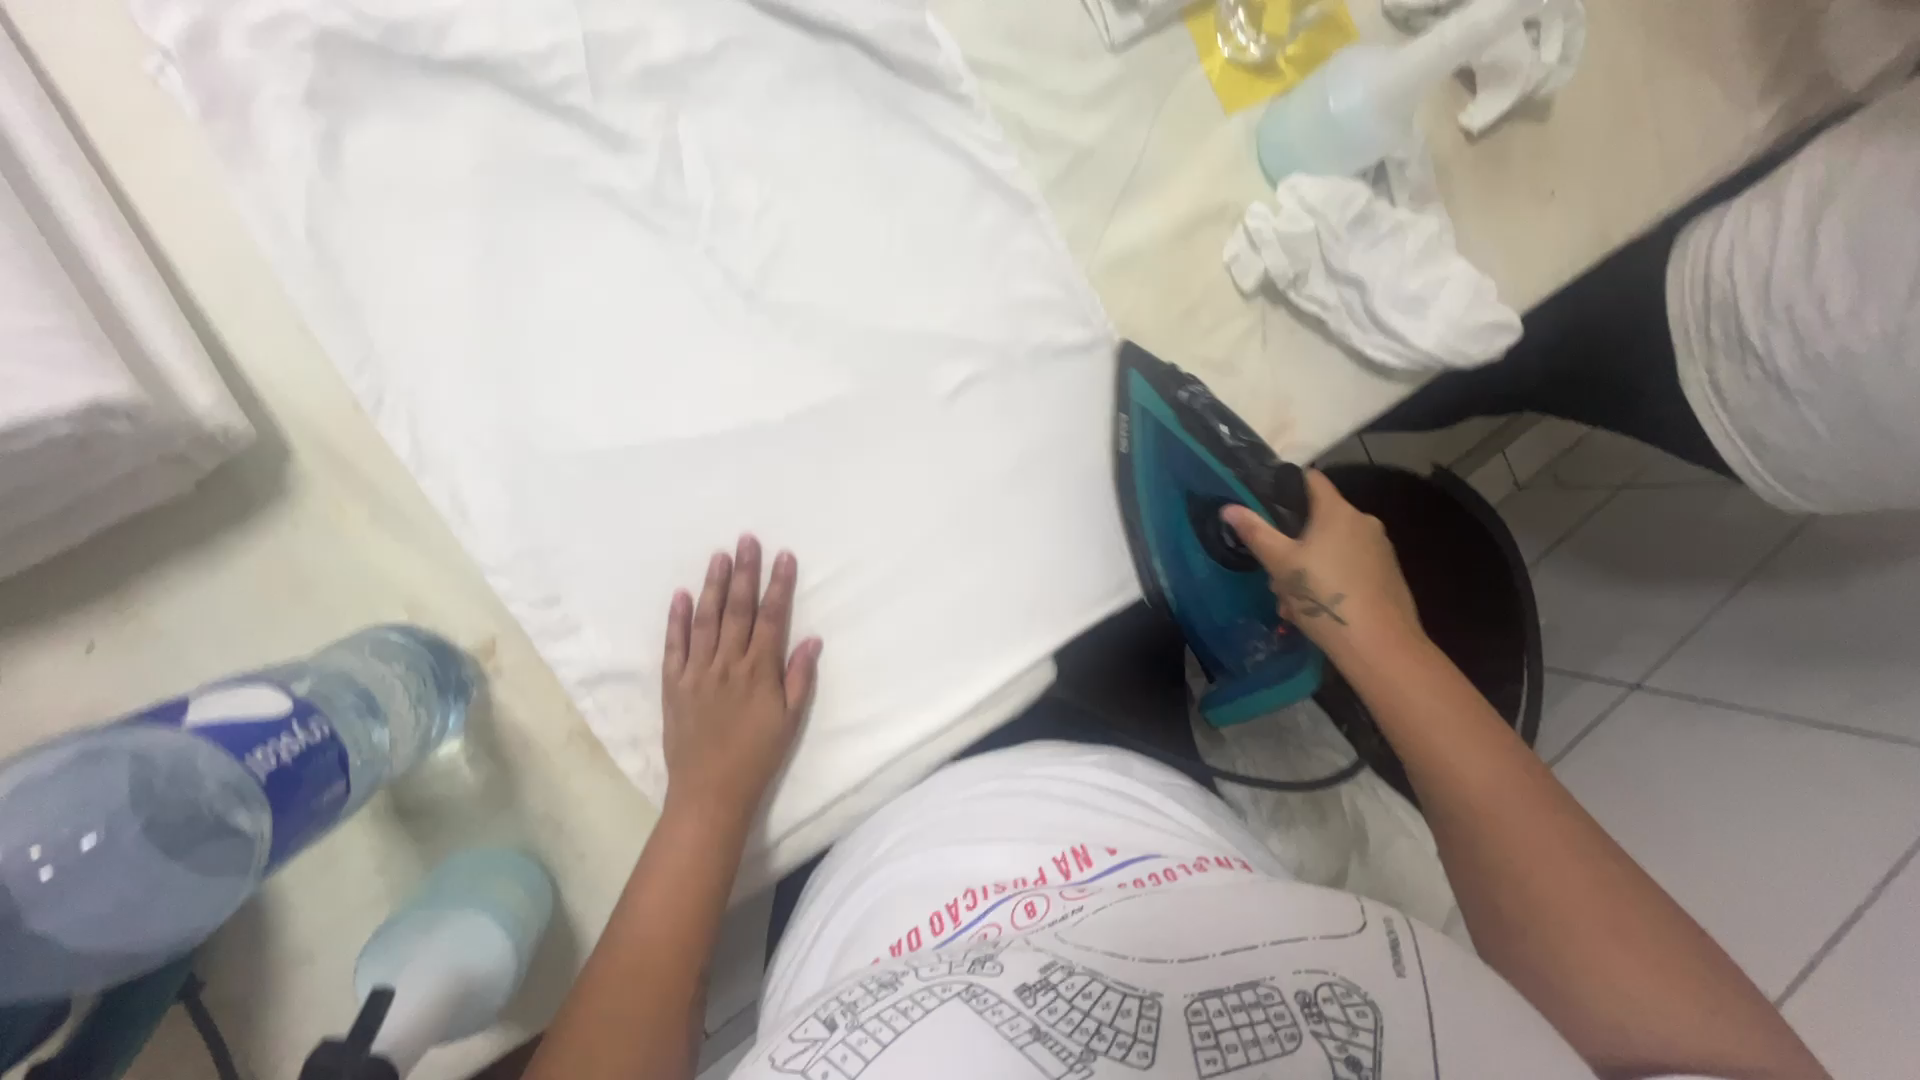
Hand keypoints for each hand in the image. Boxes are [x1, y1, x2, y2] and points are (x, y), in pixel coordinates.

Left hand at [661, 535, 821, 828]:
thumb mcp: (790, 720)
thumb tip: (812, 639)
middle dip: (745, 572)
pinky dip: (677, 619)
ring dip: (713, 585)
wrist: (710, 791)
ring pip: (706, 620)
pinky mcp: (673, 685)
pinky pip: (674, 646)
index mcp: (760, 671)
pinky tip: (681, 595)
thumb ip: (800, 677)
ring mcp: (697, 673)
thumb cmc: (758, 756)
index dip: (779, 585)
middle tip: (747, 539)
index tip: (784, 556)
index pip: (772, 618)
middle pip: (738, 609)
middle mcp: (728, 664)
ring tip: (719, 555)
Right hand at [1221, 469, 1423, 661]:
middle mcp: (1363, 522)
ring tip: (1291, 603)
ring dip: (1306, 569)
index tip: (1263, 502)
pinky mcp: (1385, 574)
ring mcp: (1378, 549)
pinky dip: (1328, 582)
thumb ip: (1255, 532)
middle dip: (1291, 544)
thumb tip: (1228, 508)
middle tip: (1273, 573)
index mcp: (1338, 511)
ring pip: (1330, 548)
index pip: (1310, 479)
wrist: (1380, 645)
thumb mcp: (1281, 564)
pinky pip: (1347, 567)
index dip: (1285, 484)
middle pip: (1317, 520)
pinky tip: (1314, 611)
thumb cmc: (1325, 596)